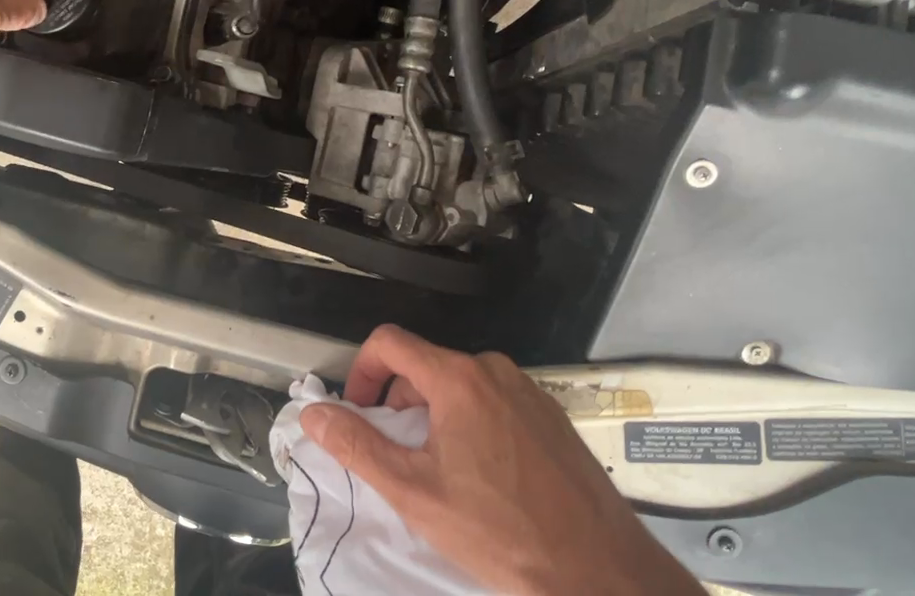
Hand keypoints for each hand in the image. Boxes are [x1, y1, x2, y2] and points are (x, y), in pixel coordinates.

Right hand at [301, 326, 701, 595]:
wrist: (603, 576)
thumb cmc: (500, 533)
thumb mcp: (414, 492)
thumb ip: (356, 446)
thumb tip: (312, 414)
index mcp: (458, 378)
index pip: (389, 342)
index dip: (361, 371)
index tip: (357, 414)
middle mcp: (494, 371)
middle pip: (424, 366)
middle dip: (398, 405)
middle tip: (397, 457)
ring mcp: (529, 392)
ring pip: (459, 386)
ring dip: (434, 418)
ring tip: (441, 474)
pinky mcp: (553, 418)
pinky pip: (494, 403)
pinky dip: (471, 426)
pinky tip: (485, 480)